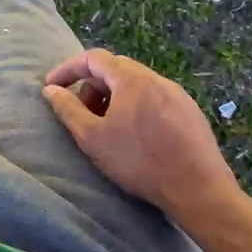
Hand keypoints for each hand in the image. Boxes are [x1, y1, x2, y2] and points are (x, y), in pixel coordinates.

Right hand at [42, 49, 239, 216]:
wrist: (201, 193)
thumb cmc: (140, 161)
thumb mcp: (91, 136)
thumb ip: (67, 108)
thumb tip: (51, 89)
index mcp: (133, 80)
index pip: (93, 58)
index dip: (68, 68)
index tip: (52, 87)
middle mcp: (159, 81)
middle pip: (116, 68)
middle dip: (92, 84)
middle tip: (82, 110)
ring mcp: (180, 97)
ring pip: (137, 84)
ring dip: (114, 96)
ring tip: (107, 124)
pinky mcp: (193, 115)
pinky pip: (156, 98)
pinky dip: (136, 106)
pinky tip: (136, 134)